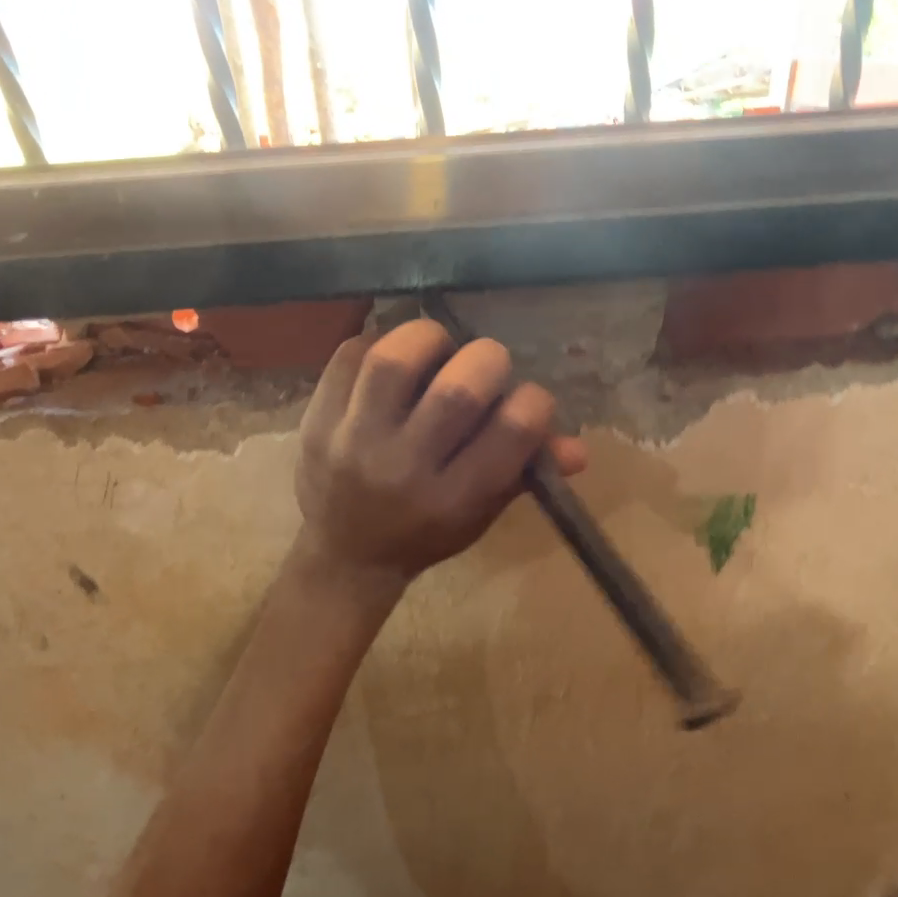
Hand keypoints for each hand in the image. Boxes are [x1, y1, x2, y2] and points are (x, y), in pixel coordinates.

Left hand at [295, 318, 586, 587]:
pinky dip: (378, 343)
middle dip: (487, 361)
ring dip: (429, 338)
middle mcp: (406, 470)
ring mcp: (354, 443)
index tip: (527, 399)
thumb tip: (579, 449)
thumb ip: (525, 474)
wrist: (345, 557)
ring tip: (438, 349)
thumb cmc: (427, 533)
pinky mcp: (318, 421)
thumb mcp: (480, 514)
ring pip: (395, 361)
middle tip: (484, 365)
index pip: (512, 432)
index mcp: (455, 500)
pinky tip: (393, 361)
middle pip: (459, 390)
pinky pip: (349, 355)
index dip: (534, 402)